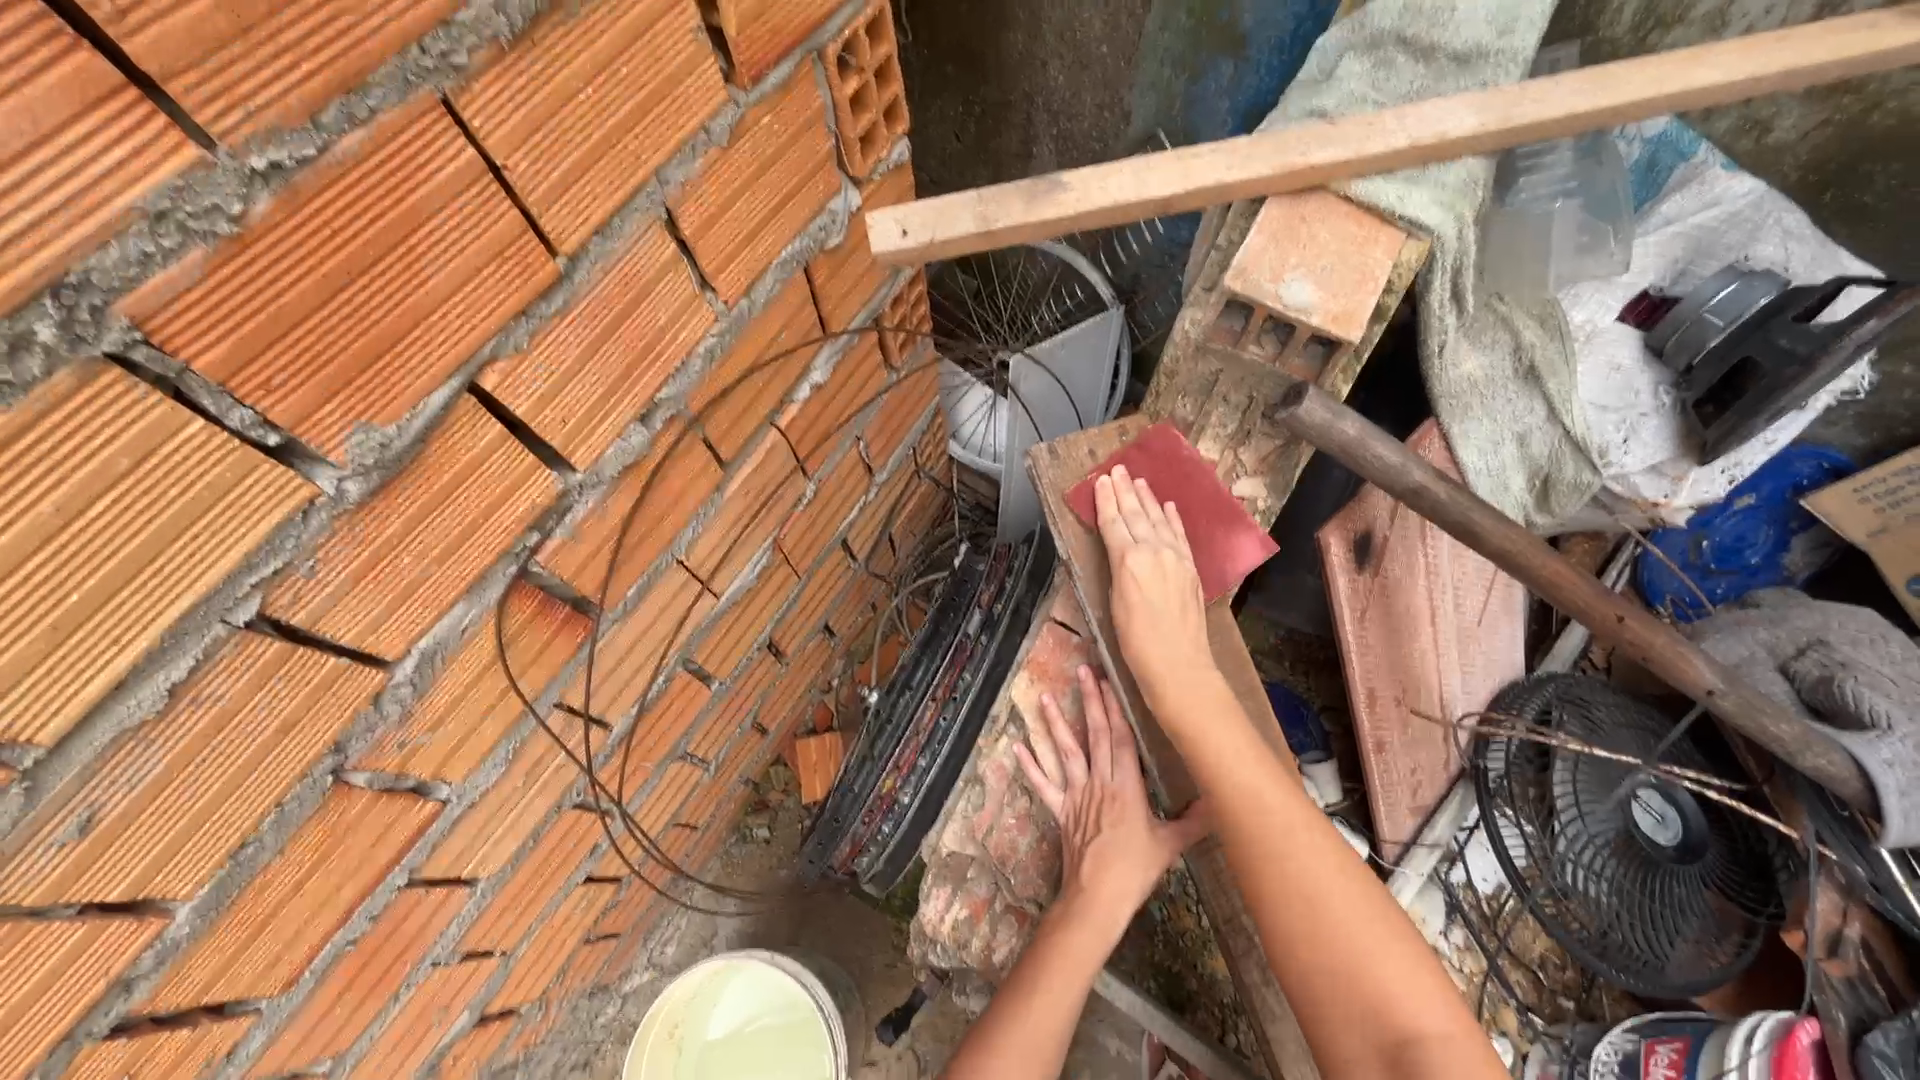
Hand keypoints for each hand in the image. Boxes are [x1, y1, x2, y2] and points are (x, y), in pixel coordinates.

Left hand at [1015, 665, 1207, 935]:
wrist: (1097, 897)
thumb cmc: (1135, 872)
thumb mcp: (1170, 845)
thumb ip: (1195, 821)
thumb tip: (1222, 803)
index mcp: (1127, 788)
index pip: (1122, 739)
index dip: (1116, 709)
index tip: (1111, 682)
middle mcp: (1099, 784)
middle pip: (1095, 735)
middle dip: (1090, 701)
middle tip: (1082, 672)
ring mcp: (1076, 796)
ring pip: (1066, 752)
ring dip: (1055, 723)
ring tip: (1043, 696)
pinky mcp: (1060, 811)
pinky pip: (1043, 785)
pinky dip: (1030, 765)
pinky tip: (1017, 745)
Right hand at [1093, 465, 1214, 709]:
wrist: (1178, 663)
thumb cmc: (1136, 642)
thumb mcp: (1114, 603)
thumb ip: (1118, 569)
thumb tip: (1119, 550)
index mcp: (1128, 561)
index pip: (1114, 522)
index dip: (1106, 500)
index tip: (1101, 480)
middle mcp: (1154, 552)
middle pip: (1136, 514)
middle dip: (1125, 491)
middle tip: (1117, 469)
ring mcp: (1176, 558)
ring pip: (1159, 520)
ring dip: (1147, 499)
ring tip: (1138, 480)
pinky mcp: (1191, 568)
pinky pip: (1180, 535)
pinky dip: (1173, 519)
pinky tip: (1168, 506)